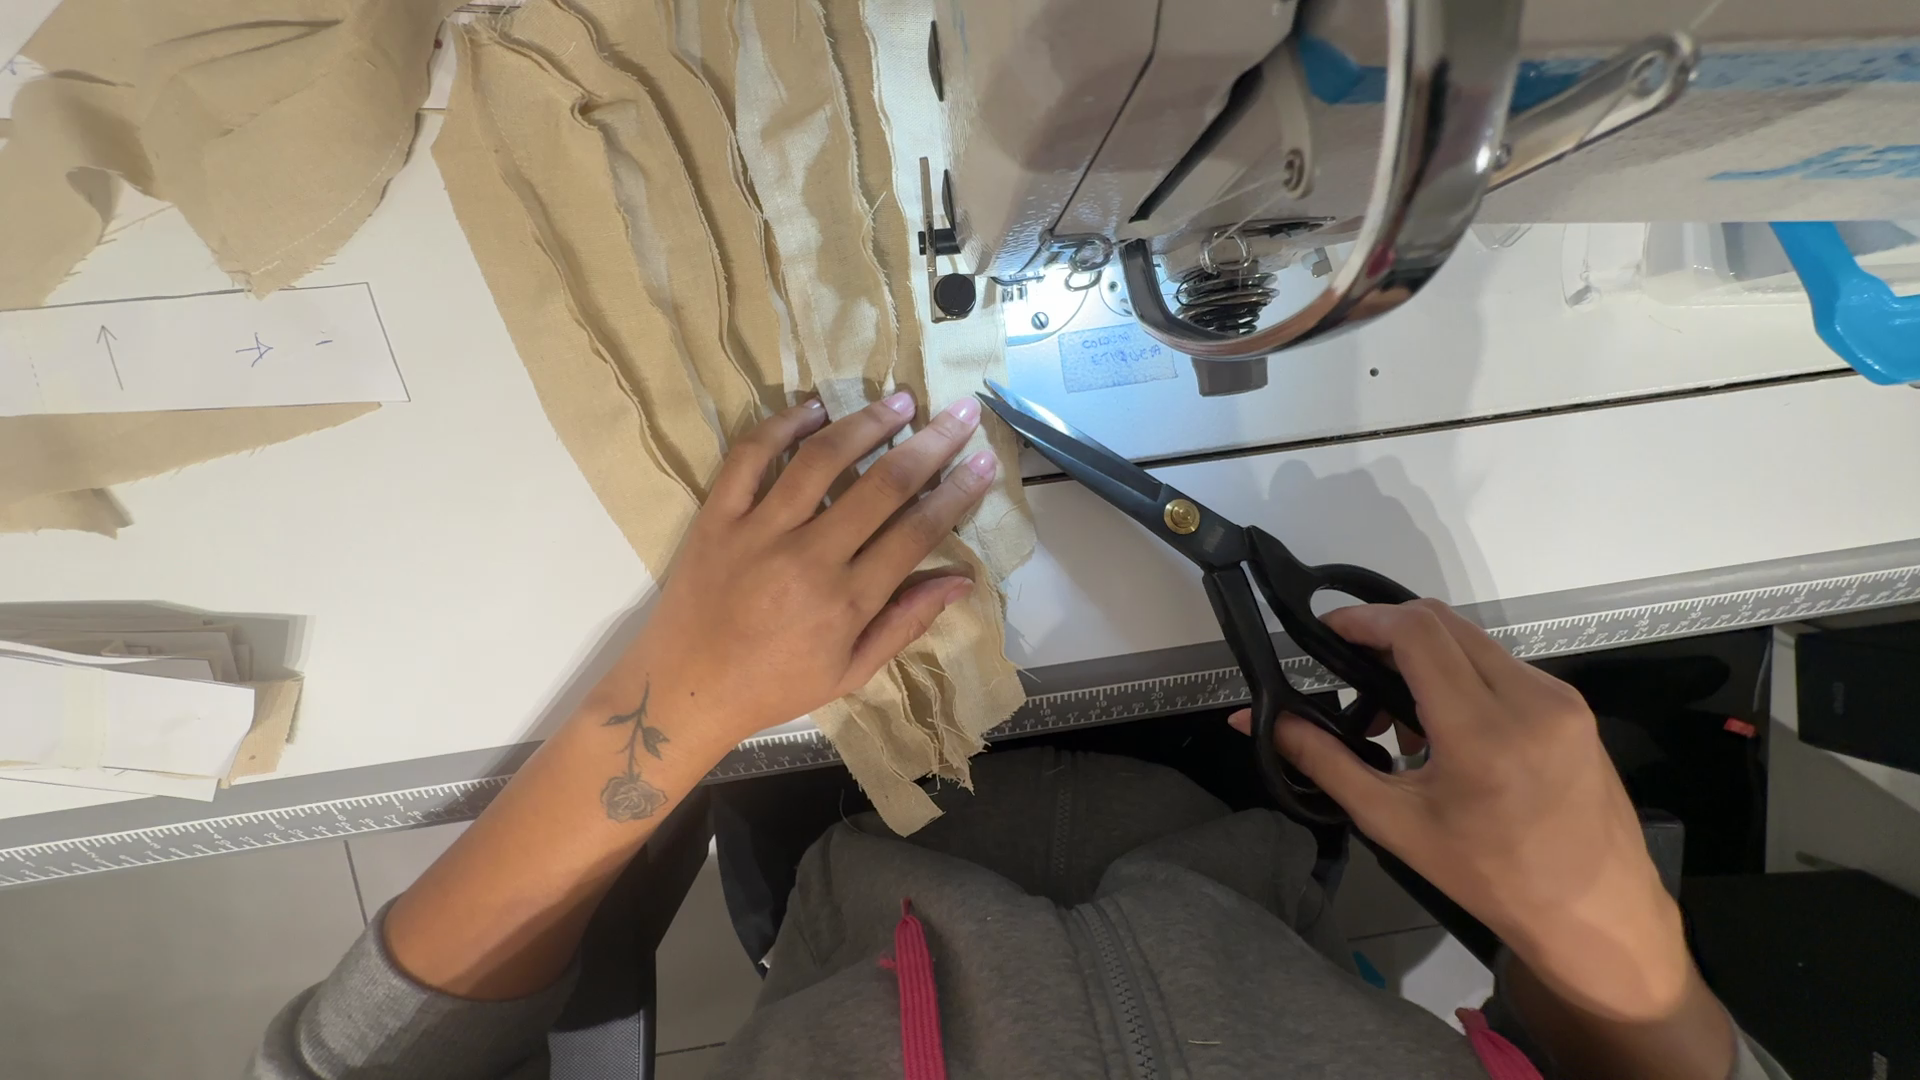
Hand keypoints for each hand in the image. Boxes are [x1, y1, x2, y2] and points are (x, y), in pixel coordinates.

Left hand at [617, 392, 994, 744]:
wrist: (683, 689)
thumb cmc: (774, 686)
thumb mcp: (850, 672)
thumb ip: (905, 623)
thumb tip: (962, 580)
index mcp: (846, 601)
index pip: (916, 532)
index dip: (956, 493)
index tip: (984, 462)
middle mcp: (808, 557)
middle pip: (882, 486)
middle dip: (930, 445)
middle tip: (959, 413)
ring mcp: (758, 530)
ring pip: (821, 459)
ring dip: (867, 423)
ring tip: (899, 400)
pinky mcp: (717, 515)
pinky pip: (750, 457)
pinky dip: (782, 425)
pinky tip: (814, 408)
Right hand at [1233, 600, 1691, 1022]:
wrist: (1599, 920)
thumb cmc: (1485, 876)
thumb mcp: (1391, 820)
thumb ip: (1320, 759)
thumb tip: (1257, 722)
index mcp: (1483, 730)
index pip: (1417, 631)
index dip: (1363, 618)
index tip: (1325, 633)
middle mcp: (1531, 699)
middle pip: (1442, 621)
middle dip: (1385, 629)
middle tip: (1348, 665)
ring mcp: (1561, 700)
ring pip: (1470, 638)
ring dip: (1421, 651)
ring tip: (1393, 706)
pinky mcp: (1574, 707)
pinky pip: (1499, 662)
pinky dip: (1456, 670)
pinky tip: (1440, 721)